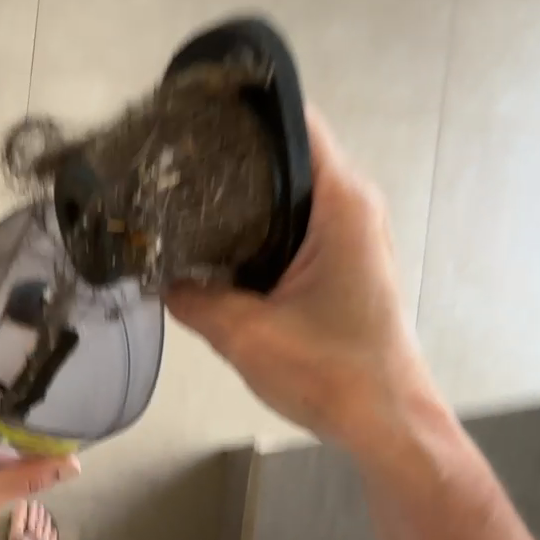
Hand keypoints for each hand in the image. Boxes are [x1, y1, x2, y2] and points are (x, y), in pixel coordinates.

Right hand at [164, 108, 433, 449]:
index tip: (192, 128)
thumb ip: (193, 299)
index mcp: (340, 203)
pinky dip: (259, 237)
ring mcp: (352, 237)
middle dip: (231, 165)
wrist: (382, 421)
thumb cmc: (327, 372)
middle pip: (286, 161)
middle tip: (172, 177)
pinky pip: (294, 232)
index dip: (242, 118)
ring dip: (243, 206)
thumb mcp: (244, 334)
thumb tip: (157, 279)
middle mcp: (353, 206)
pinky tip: (219, 255)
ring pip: (288, 200)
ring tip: (184, 210)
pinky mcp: (343, 267)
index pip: (293, 126)